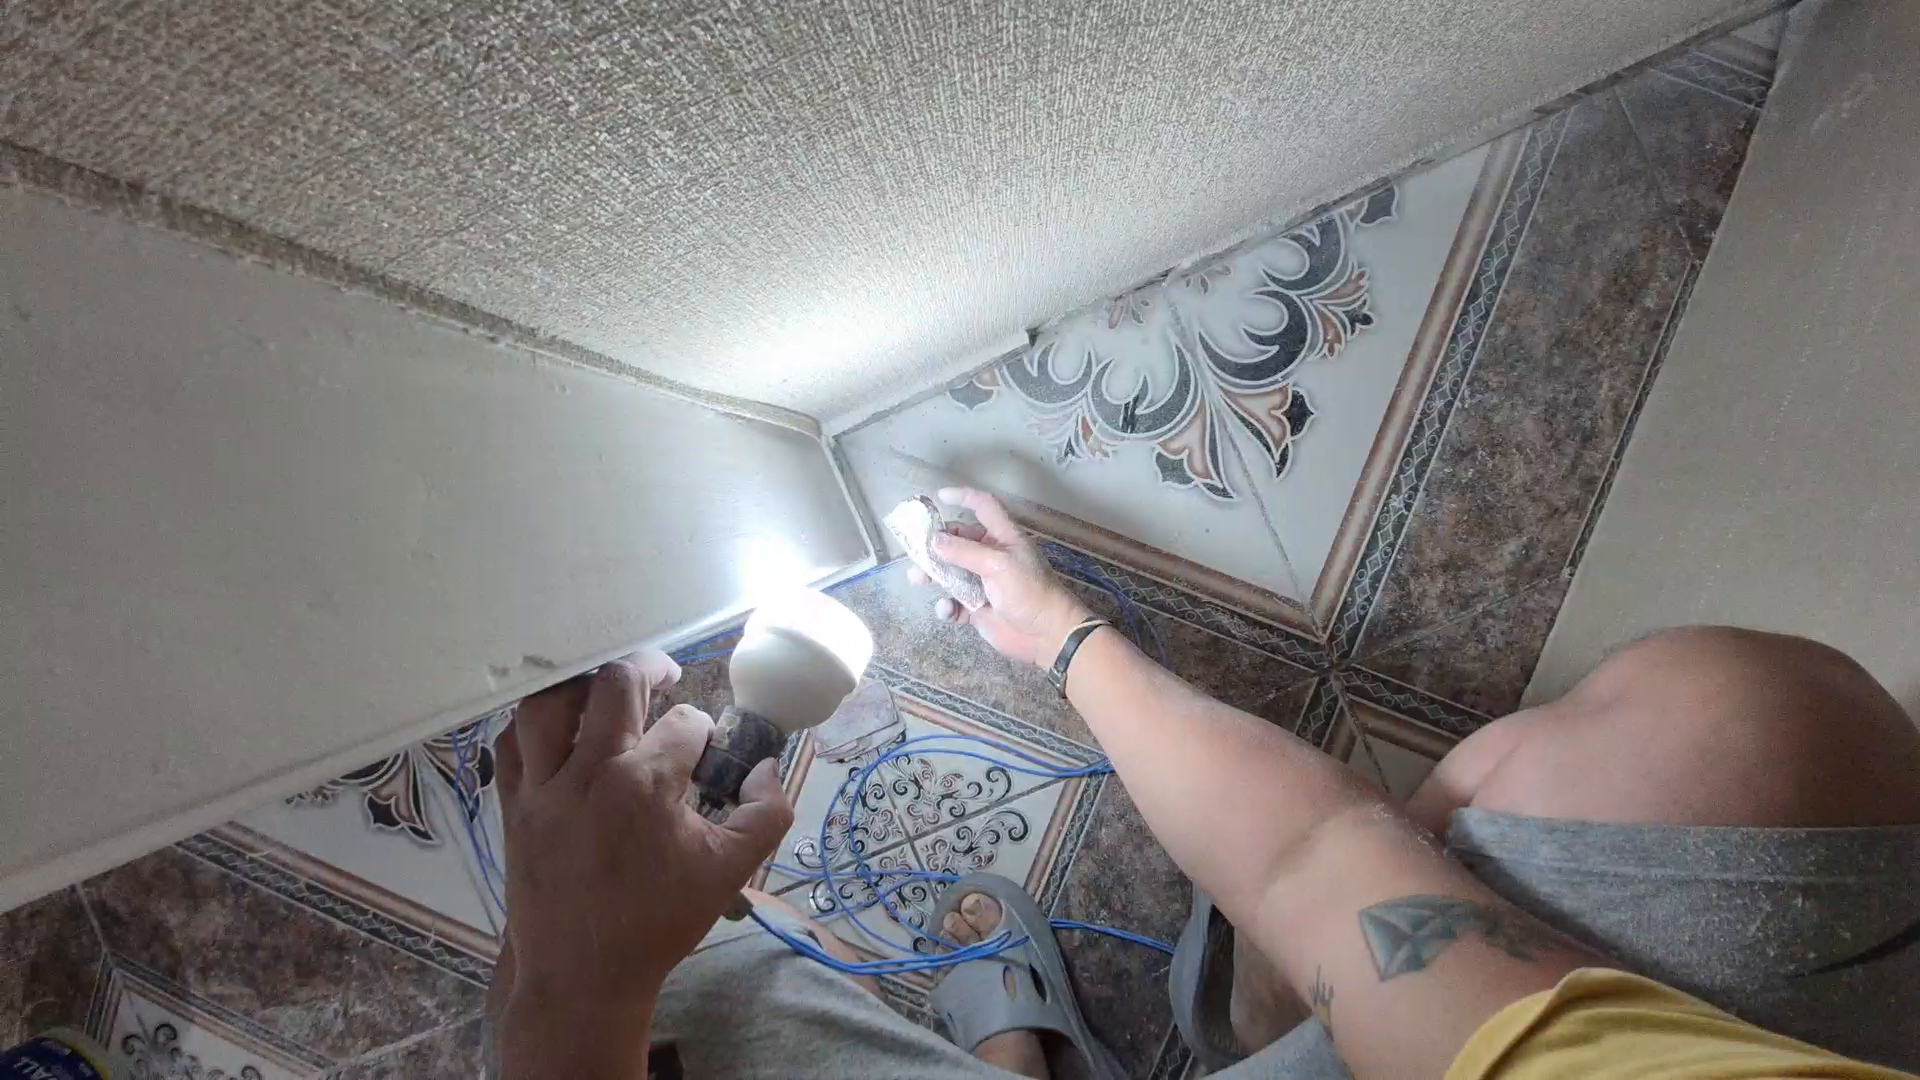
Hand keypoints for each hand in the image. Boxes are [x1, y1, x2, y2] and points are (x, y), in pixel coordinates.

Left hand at [493, 650, 792, 1068]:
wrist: (583, 977)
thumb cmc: (660, 919)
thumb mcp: (733, 868)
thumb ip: (767, 811)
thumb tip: (767, 765)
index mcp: (646, 784)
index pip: (685, 723)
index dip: (705, 730)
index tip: (707, 751)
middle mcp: (590, 772)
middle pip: (616, 683)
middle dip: (651, 667)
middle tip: (668, 675)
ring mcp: (543, 788)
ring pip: (550, 702)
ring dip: (586, 685)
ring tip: (611, 690)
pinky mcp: (514, 806)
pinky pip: (513, 742)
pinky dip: (537, 723)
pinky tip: (563, 728)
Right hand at [911, 487, 1092, 667]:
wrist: (1046, 635)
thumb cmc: (1028, 591)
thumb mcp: (998, 565)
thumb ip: (964, 552)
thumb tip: (933, 540)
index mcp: (1002, 538)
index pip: (984, 507)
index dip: (964, 497)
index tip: (939, 496)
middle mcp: (991, 556)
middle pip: (958, 542)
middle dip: (936, 544)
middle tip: (915, 549)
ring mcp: (982, 583)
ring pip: (950, 573)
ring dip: (933, 575)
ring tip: (917, 579)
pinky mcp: (977, 608)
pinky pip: (953, 603)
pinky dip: (947, 606)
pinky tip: (947, 610)